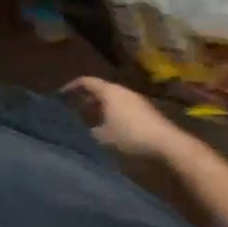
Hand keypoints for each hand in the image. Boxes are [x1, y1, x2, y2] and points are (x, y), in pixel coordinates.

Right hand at [63, 77, 190, 160]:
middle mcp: (121, 90)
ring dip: (99, 108)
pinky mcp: (146, 112)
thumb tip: (83, 129)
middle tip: (73, 109)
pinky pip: (122, 108)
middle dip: (85, 99)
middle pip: (99, 90)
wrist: (167, 145)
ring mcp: (135, 100)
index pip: (86, 82)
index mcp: (109, 91)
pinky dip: (111, 114)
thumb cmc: (130, 137)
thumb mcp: (103, 137)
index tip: (60, 95)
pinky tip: (109, 129)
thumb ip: (89, 131)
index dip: (71, 87)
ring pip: (111, 100)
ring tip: (89, 121)